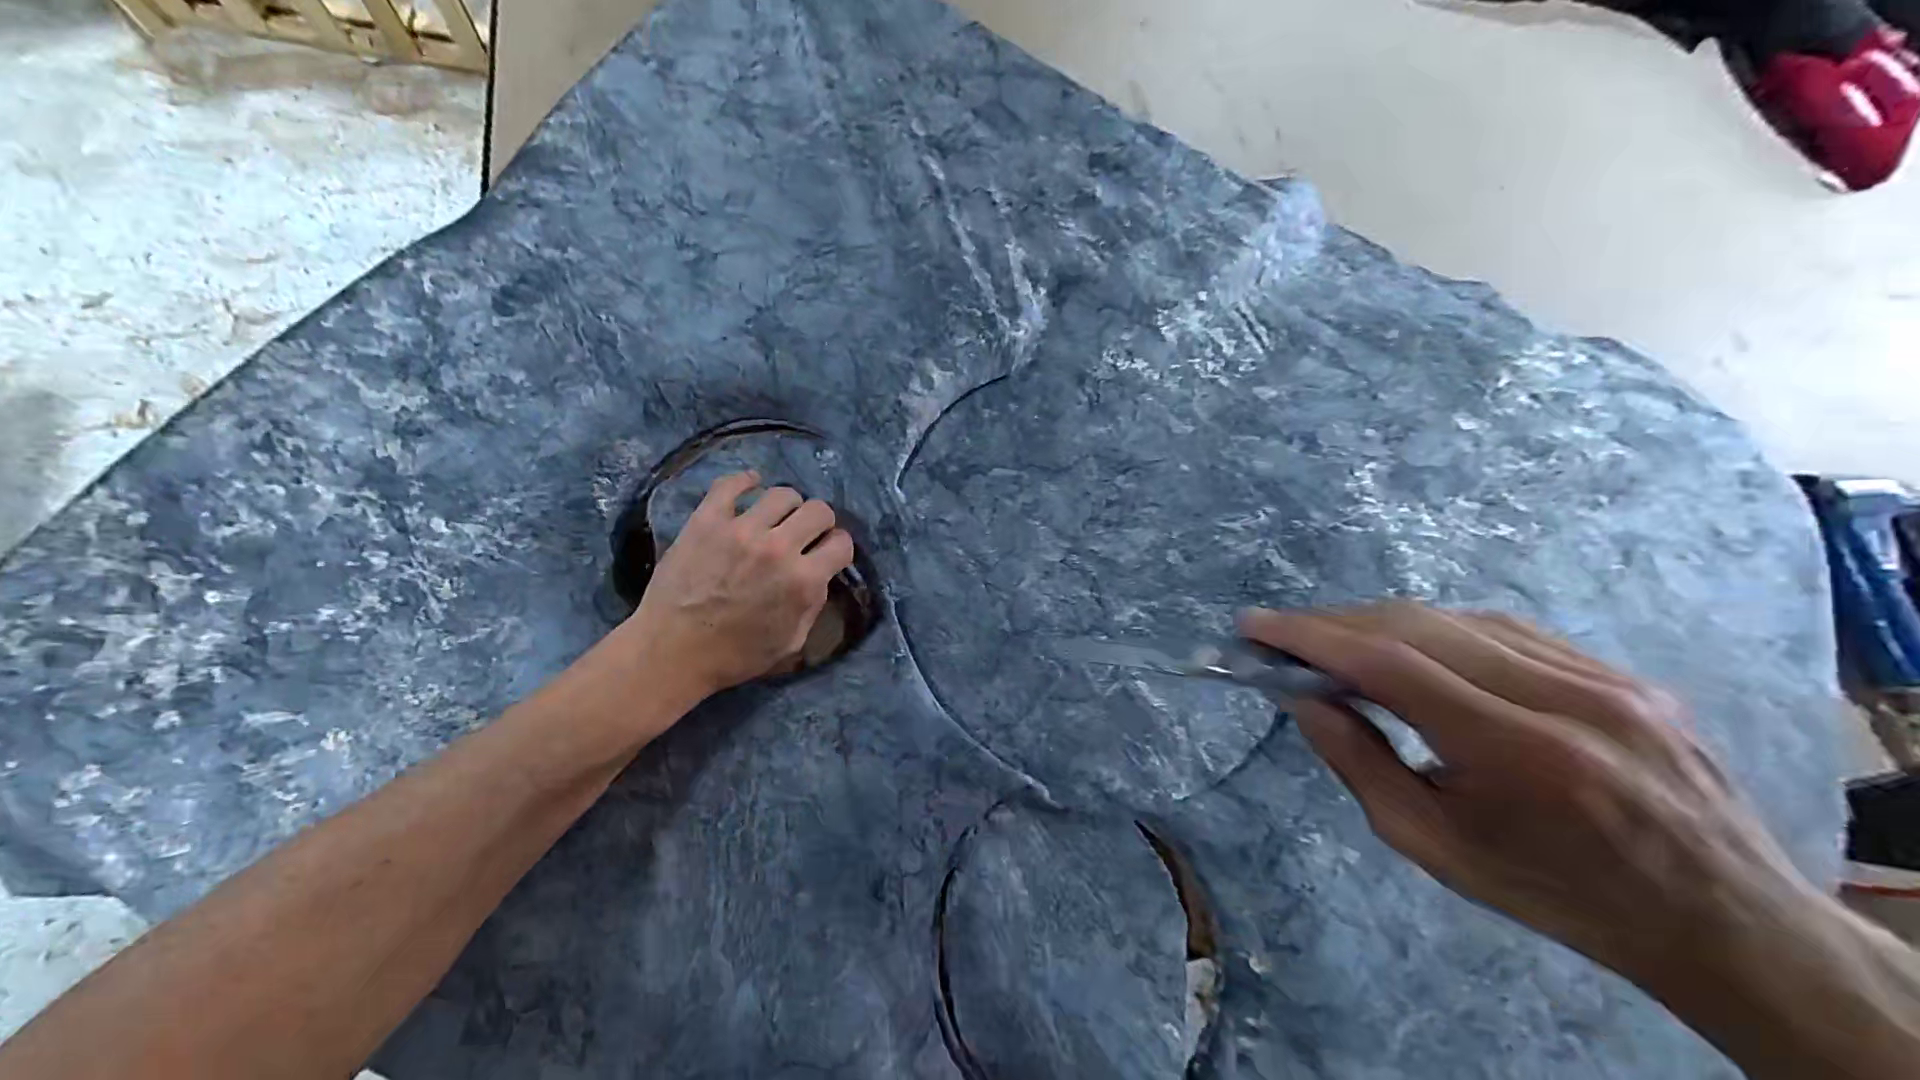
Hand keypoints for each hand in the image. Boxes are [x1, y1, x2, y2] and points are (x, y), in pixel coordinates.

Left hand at [625, 471, 854, 701]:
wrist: (673, 651)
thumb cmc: (735, 655)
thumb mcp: (791, 641)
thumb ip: (813, 605)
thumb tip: (819, 575)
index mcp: (803, 581)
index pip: (841, 543)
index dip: (837, 547)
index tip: (827, 552)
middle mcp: (778, 549)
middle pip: (818, 510)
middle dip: (819, 522)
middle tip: (805, 533)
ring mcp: (741, 530)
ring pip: (782, 494)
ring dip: (787, 506)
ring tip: (775, 518)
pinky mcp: (707, 521)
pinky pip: (731, 484)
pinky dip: (746, 481)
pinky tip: (750, 485)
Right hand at [1238, 603, 1814, 986]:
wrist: (1718, 918)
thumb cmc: (1555, 893)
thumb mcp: (1432, 843)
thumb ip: (1358, 760)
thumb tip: (1301, 695)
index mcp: (1518, 754)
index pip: (1389, 663)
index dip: (1311, 635)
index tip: (1256, 625)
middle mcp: (1564, 697)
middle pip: (1418, 627)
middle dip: (1336, 623)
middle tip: (1284, 636)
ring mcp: (1604, 676)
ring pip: (1458, 618)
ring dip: (1381, 623)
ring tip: (1337, 642)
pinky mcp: (1621, 670)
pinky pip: (1505, 629)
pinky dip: (1440, 630)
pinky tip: (1413, 646)